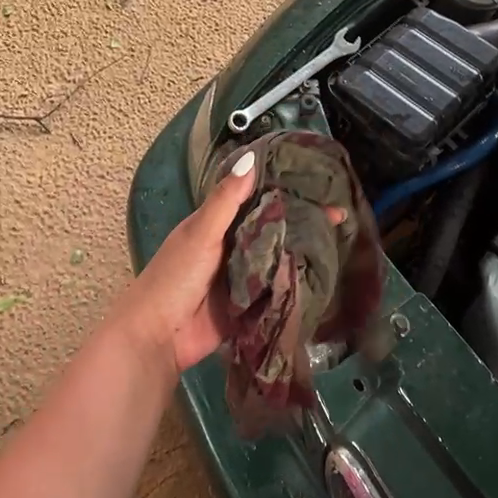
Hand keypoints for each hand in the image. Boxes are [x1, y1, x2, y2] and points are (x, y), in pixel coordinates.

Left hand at [109, 148, 344, 375]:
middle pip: (271, 226)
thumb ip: (226, 200)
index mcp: (217, 222)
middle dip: (301, 219)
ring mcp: (241, 276)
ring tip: (339, 239)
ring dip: (302, 249)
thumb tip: (251, 158)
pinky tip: (322, 275)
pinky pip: (276, 288)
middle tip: (340, 212)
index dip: (284, 187)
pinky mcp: (249, 304)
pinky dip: (294, 281)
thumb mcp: (200, 233)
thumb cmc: (174, 278)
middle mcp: (231, 245)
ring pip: (277, 256)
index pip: (256, 196)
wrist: (157, 339)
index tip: (317, 180)